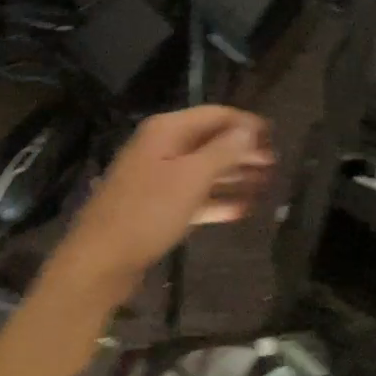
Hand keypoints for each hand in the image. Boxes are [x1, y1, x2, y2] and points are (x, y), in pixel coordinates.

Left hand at [50, 105, 275, 296]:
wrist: (101, 260)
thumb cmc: (147, 212)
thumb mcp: (190, 178)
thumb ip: (222, 151)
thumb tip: (249, 130)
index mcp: (167, 130)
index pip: (215, 115)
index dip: (246, 123)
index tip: (275, 136)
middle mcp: (162, 146)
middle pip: (210, 141)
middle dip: (242, 151)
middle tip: (275, 163)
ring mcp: (157, 176)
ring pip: (203, 169)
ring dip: (233, 175)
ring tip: (266, 184)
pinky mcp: (157, 205)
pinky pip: (193, 195)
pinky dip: (216, 200)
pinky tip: (241, 209)